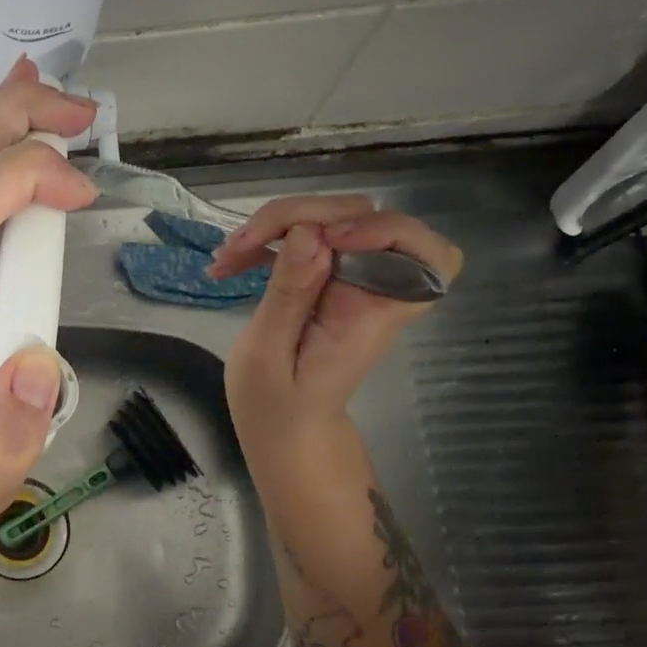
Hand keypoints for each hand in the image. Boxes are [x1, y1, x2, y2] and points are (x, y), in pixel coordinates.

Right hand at [208, 196, 461, 477]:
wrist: (283, 430)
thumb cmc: (275, 407)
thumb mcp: (267, 356)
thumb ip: (289, 294)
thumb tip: (308, 233)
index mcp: (374, 313)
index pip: (421, 253)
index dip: (383, 231)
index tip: (326, 240)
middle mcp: (372, 287)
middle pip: (362, 219)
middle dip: (298, 217)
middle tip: (240, 244)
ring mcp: (349, 278)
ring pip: (328, 221)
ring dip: (274, 227)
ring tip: (225, 257)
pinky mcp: (326, 276)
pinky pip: (306, 239)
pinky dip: (268, 242)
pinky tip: (229, 262)